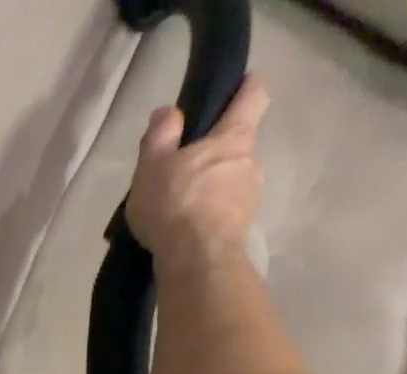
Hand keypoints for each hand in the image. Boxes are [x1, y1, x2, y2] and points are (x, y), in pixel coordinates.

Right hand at [126, 73, 270, 269]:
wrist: (198, 257)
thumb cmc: (174, 204)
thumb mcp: (152, 166)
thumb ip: (160, 135)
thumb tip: (169, 111)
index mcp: (233, 137)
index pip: (254, 96)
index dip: (247, 86)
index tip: (238, 84)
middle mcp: (251, 158)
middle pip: (237, 142)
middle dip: (214, 148)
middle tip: (180, 165)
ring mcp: (252, 190)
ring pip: (231, 174)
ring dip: (210, 181)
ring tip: (178, 201)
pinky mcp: (244, 218)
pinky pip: (227, 203)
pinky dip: (210, 206)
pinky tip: (186, 221)